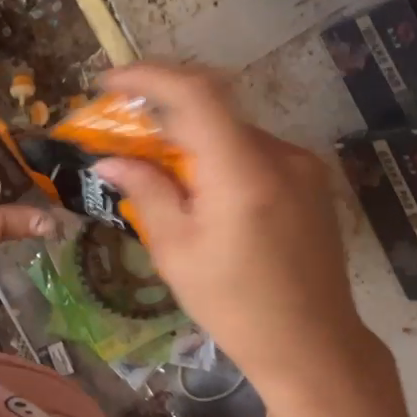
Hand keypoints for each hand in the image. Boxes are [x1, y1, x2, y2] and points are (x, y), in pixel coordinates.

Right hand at [91, 64, 372, 397]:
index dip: (149, 76)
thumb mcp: (174, 250)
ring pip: (230, 134)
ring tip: (152, 174)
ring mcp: (300, 166)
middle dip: (160, 116)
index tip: (108, 81)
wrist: (309, 339)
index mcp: (241, 173)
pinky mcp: (309, 181)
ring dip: (187, 141)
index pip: (197, 95)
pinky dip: (214, 158)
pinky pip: (251, 154)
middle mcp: (279, 155)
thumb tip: (110, 160)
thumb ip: (146, 193)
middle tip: (117, 136)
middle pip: (212, 113)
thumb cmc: (230, 302)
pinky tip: (194, 194)